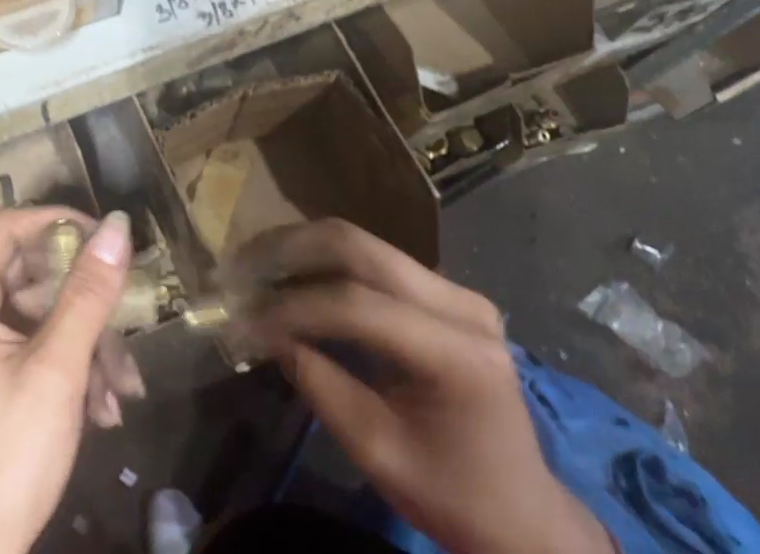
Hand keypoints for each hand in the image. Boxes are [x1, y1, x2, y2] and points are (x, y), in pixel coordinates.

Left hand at [0, 208, 141, 553]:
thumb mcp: (56, 371)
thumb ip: (88, 293)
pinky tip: (98, 409)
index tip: (112, 241)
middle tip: (127, 334)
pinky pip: (18, 347)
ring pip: (30, 316)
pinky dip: (59, 368)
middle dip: (82, 307)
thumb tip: (119, 226)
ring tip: (120, 392)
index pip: (6, 228)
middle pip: (23, 276)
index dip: (62, 225)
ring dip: (81, 347)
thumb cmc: (6, 458)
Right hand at [232, 220, 614, 553]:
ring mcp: (458, 295)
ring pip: (363, 247)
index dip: (291, 307)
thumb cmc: (451, 494)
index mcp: (457, 352)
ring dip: (302, 253)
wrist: (520, 513)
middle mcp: (463, 306)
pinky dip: (324, 267)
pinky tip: (288, 280)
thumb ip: (319, 384)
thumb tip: (264, 333)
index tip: (242, 321)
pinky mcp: (445, 298)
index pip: (357, 304)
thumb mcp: (376, 450)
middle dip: (290, 252)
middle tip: (239, 268)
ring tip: (253, 270)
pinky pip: (374, 265)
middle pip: (360, 249)